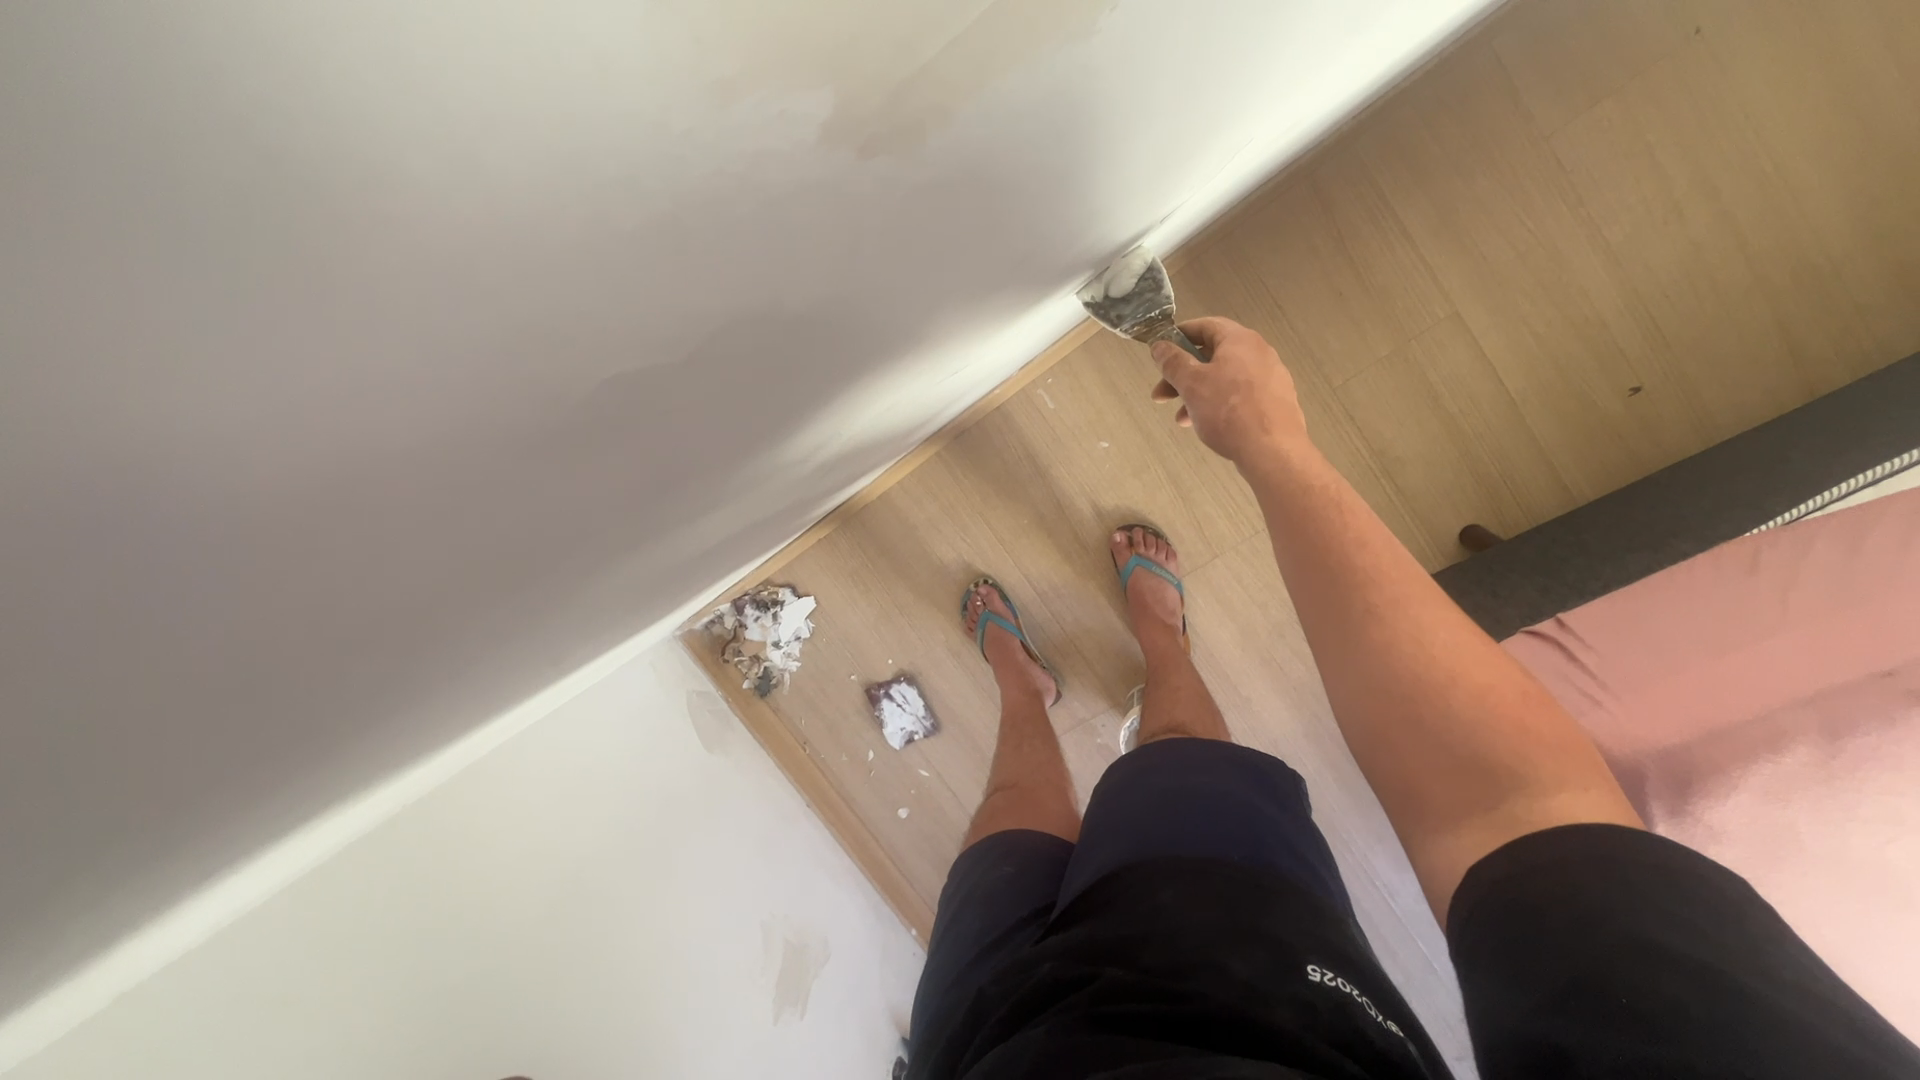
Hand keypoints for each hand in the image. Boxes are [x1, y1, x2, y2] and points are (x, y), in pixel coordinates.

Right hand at [1151, 316, 1310, 469]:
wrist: (1272, 450)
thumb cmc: (1228, 410)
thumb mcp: (1191, 384)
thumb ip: (1172, 362)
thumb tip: (1160, 346)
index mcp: (1240, 340)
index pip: (1206, 326)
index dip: (1180, 336)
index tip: (1161, 352)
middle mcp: (1259, 352)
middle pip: (1213, 356)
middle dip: (1183, 374)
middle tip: (1162, 394)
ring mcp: (1271, 378)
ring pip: (1224, 379)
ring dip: (1198, 394)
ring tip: (1181, 418)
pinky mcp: (1275, 402)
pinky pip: (1240, 396)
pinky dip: (1219, 404)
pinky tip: (1206, 425)